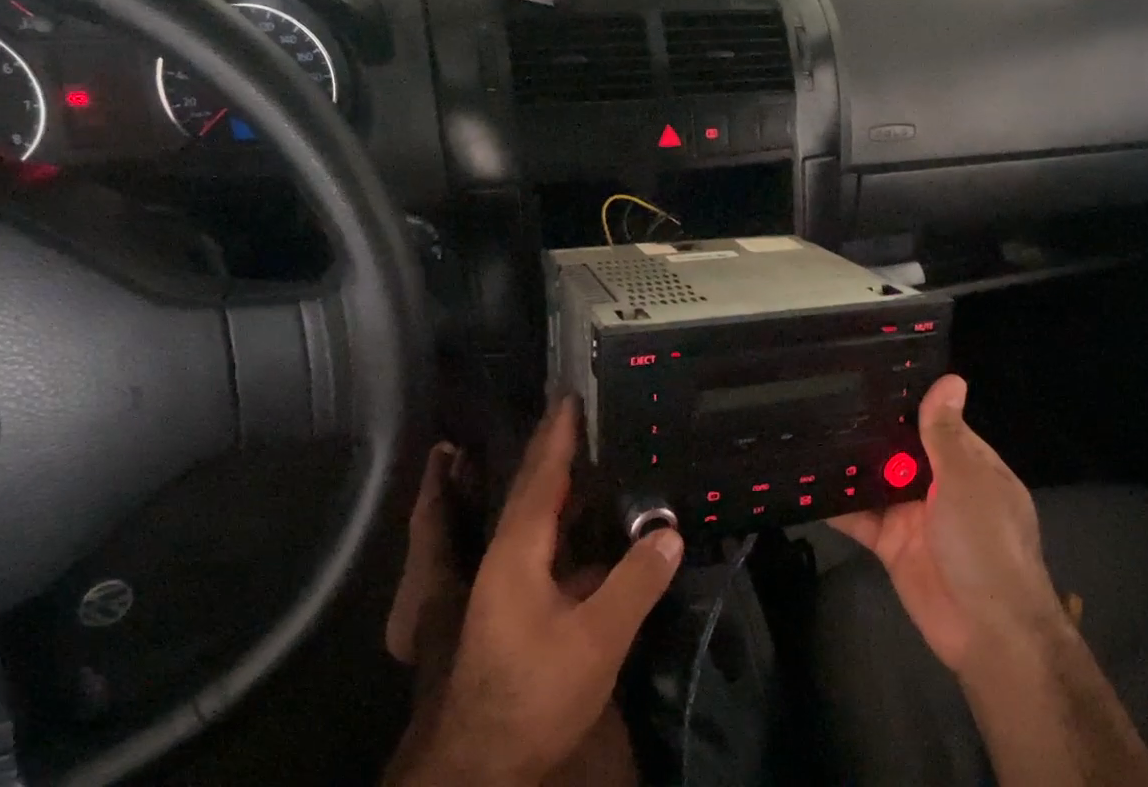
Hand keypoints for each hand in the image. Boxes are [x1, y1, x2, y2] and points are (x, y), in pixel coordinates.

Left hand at [398, 397, 682, 784]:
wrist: (478, 759)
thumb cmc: (533, 692)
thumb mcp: (596, 639)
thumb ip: (634, 583)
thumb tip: (669, 532)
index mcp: (516, 551)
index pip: (540, 477)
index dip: (557, 437)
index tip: (570, 397)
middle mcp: (502, 557)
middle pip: (526, 491)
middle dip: (547, 451)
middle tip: (574, 416)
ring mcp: (500, 585)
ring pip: (527, 520)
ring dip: (549, 486)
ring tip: (580, 459)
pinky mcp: (509, 609)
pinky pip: (534, 547)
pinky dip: (556, 526)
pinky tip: (582, 532)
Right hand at [828, 374, 1065, 674]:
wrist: (988, 629)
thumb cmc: (986, 543)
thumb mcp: (968, 480)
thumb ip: (946, 434)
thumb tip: (950, 379)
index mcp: (970, 467)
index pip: (937, 425)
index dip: (908, 403)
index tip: (869, 373)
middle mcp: (942, 488)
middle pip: (901, 453)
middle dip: (870, 432)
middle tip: (821, 395)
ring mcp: (915, 517)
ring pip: (875, 482)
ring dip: (848, 466)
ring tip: (807, 431)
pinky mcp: (891, 545)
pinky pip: (859, 519)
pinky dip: (834, 506)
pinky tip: (803, 486)